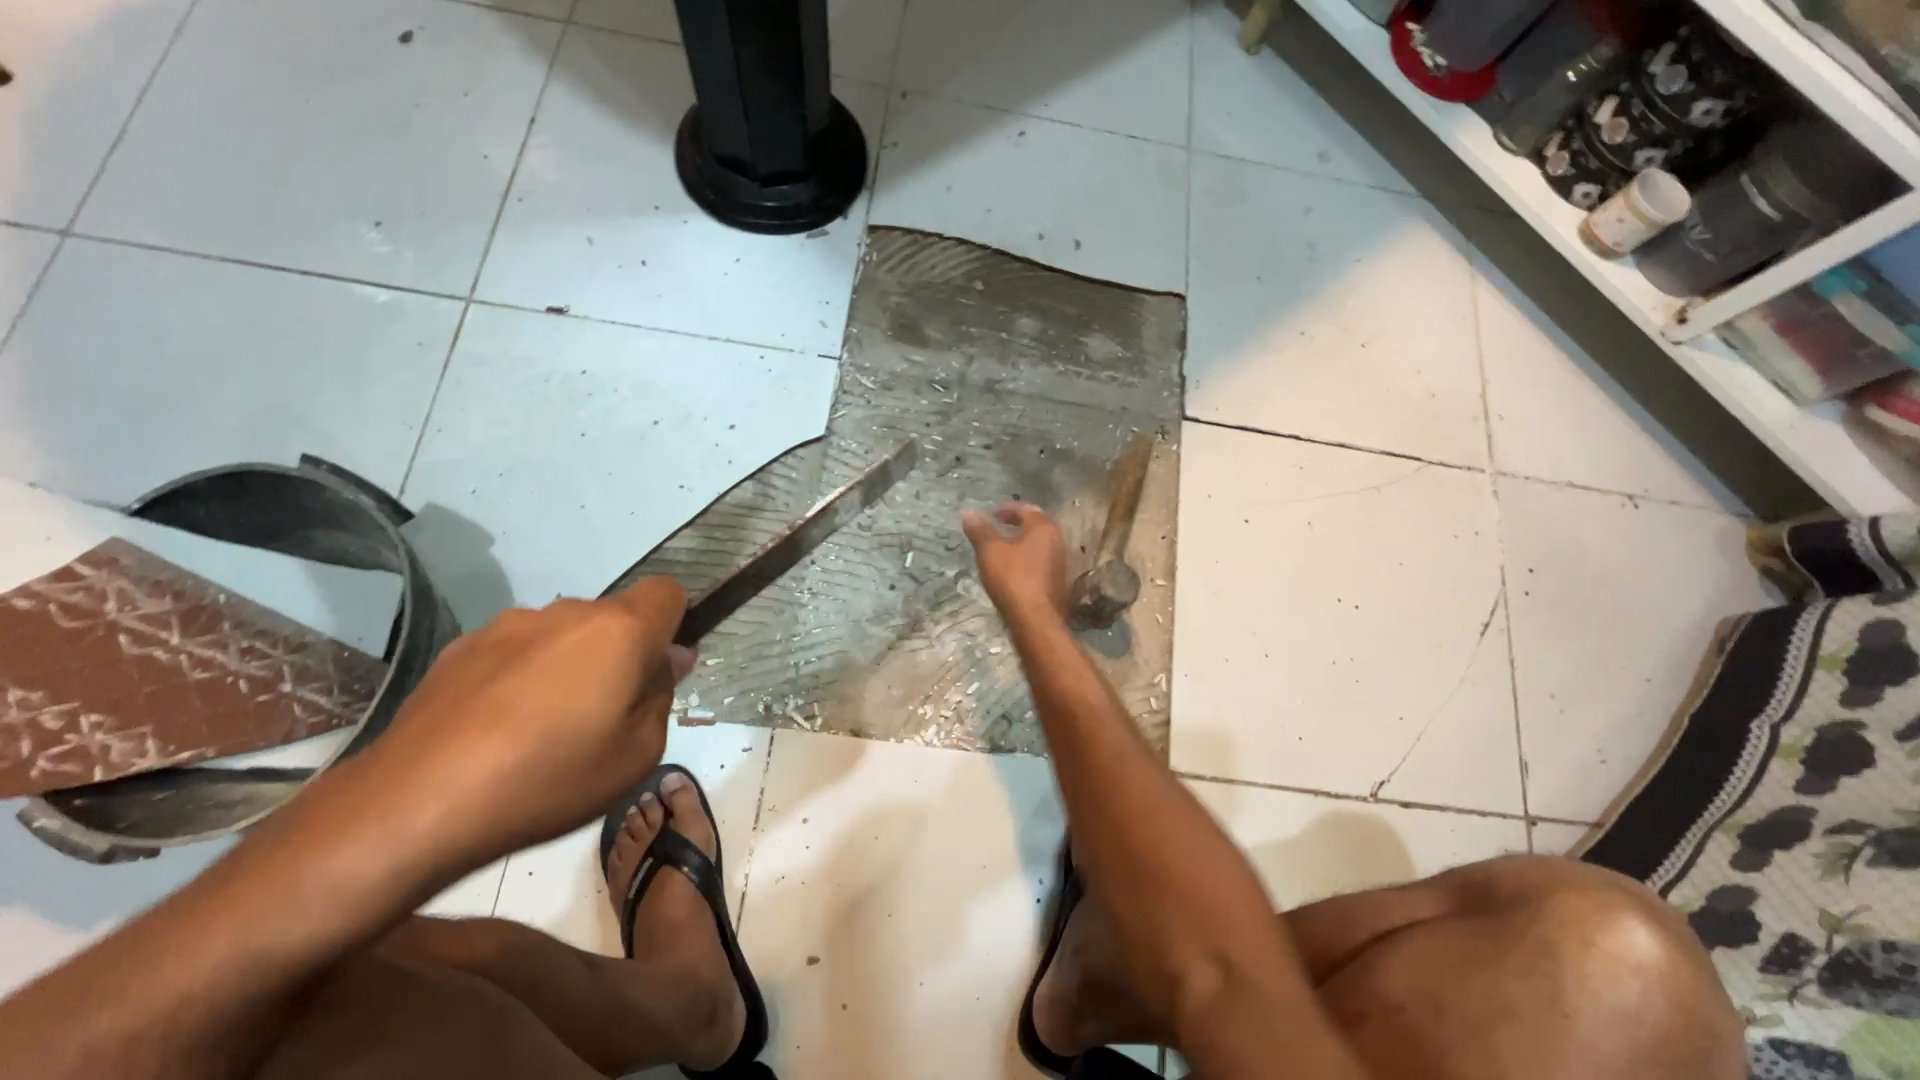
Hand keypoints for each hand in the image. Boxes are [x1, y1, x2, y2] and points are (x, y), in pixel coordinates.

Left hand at [354, 578, 696, 865]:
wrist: (419, 801)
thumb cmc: (550, 778)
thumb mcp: (638, 753)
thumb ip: (660, 695)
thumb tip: (666, 659)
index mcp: (618, 631)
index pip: (666, 592)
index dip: (673, 624)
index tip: (658, 672)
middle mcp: (564, 614)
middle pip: (611, 619)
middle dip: (618, 655)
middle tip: (602, 718)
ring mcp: (506, 627)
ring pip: (560, 636)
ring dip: (567, 667)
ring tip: (540, 731)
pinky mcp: (459, 649)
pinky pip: (514, 653)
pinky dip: (519, 679)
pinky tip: (496, 731)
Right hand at [961, 502, 1069, 623]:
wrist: (1036, 620)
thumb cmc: (1013, 578)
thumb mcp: (990, 551)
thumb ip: (980, 530)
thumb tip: (967, 510)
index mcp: (1044, 528)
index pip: (1027, 509)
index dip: (1008, 509)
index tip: (992, 514)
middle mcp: (1059, 542)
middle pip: (1038, 527)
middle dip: (1018, 525)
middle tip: (999, 529)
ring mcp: (1062, 565)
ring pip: (1042, 547)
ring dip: (1024, 544)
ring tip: (1005, 550)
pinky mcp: (1060, 585)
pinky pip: (1043, 565)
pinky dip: (1029, 562)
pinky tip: (1016, 572)